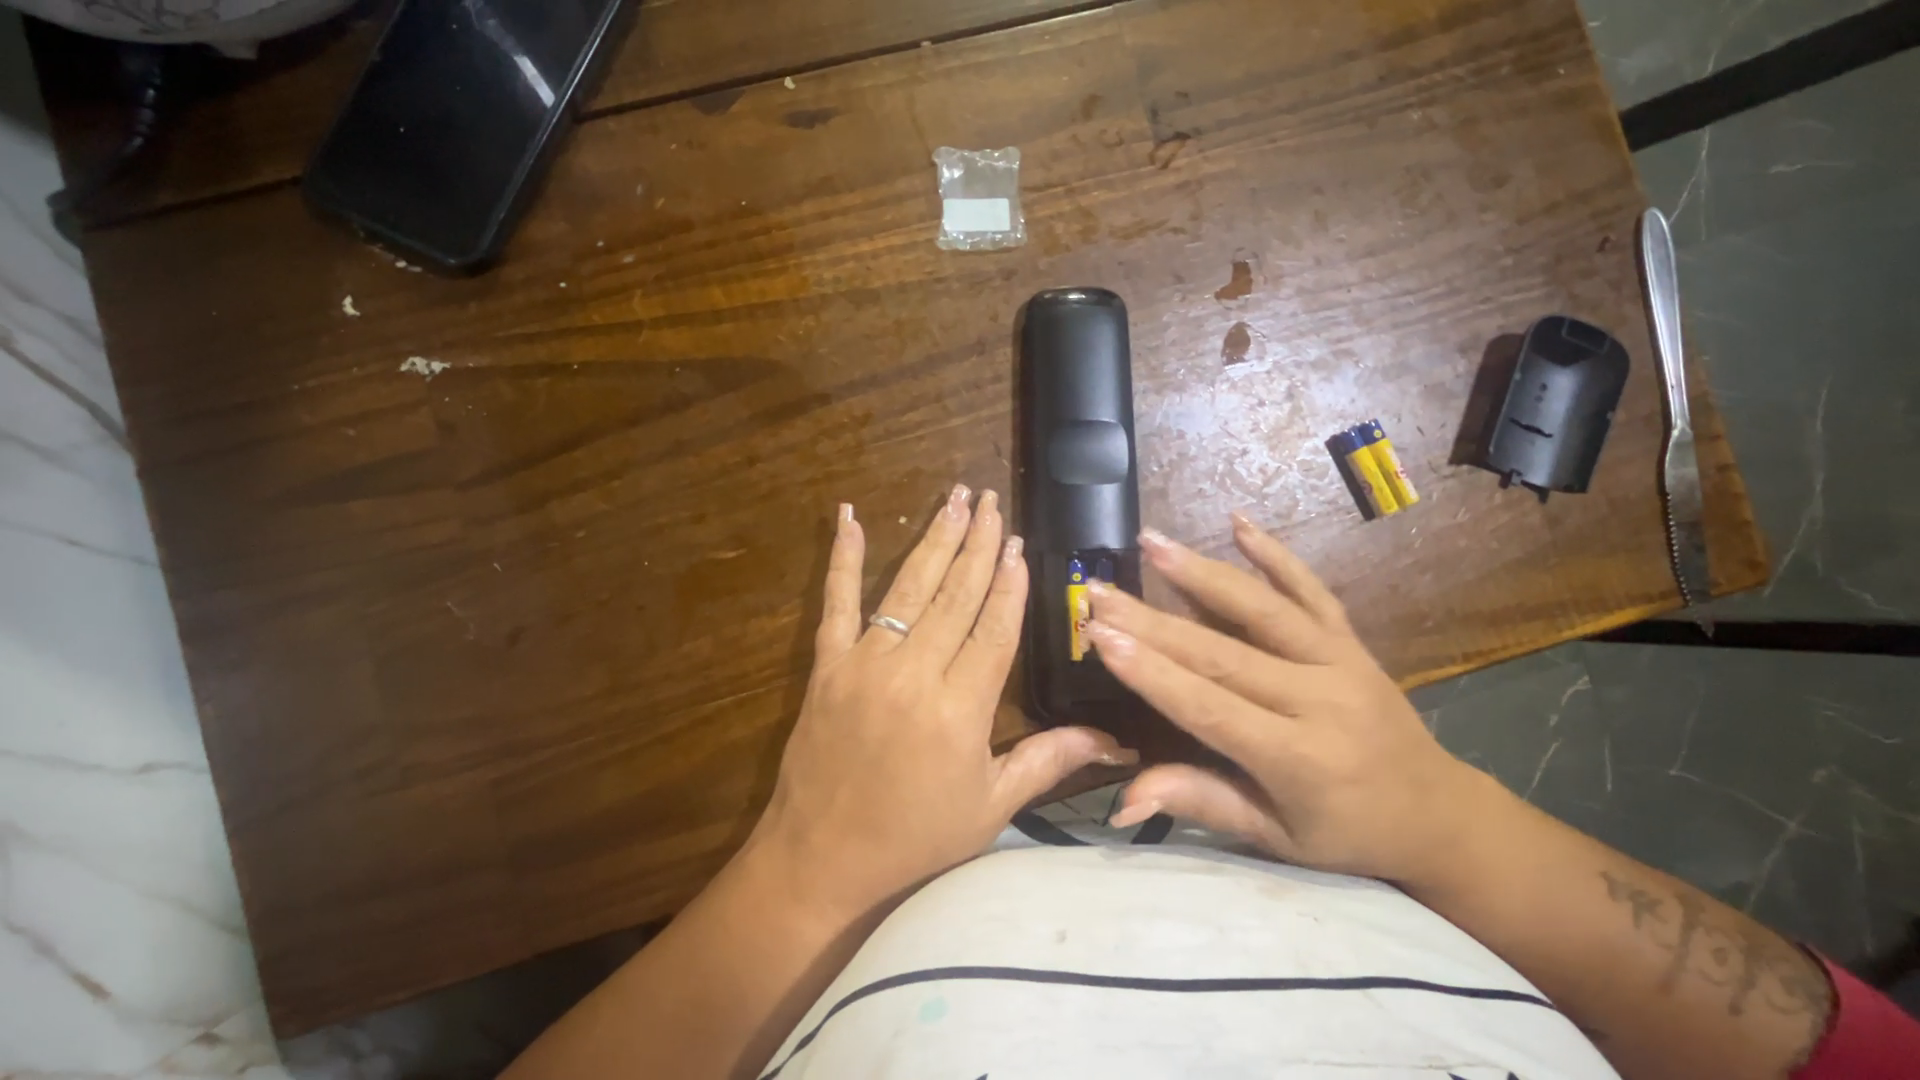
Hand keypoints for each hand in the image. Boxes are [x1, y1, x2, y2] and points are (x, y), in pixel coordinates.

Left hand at [753, 485, 1136, 914]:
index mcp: (961, 709)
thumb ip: (1048, 760)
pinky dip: (842, 557)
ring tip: (956, 499)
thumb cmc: (914, 838)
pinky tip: (848, 516)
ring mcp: (865, 663)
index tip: (1020, 543)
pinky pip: (835, 602)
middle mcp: (915, 674)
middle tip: (993, 501)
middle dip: (979, 545)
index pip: (994, 629)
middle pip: (956, 596)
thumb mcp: (990, 807)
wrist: (821, 856)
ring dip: (934, 540)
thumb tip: (1116, 742)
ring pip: (908, 589)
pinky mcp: (826, 665)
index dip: (1010, 584)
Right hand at [1085, 513, 1500, 885]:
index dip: (1151, 672)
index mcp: (1297, 757)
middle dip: (1151, 620)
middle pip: (1222, 651)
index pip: (1208, 706)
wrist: (1438, 813)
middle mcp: (1318, 699)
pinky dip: (1275, 555)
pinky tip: (1237, 522)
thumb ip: (1202, 803)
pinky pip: (1312, 591)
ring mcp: (1340, 661)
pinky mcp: (1352, 641)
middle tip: (1098, 592)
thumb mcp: (1275, 837)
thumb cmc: (1347, 834)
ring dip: (1202, 572)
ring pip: (1262, 608)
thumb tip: (1124, 800)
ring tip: (1151, 542)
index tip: (1100, 636)